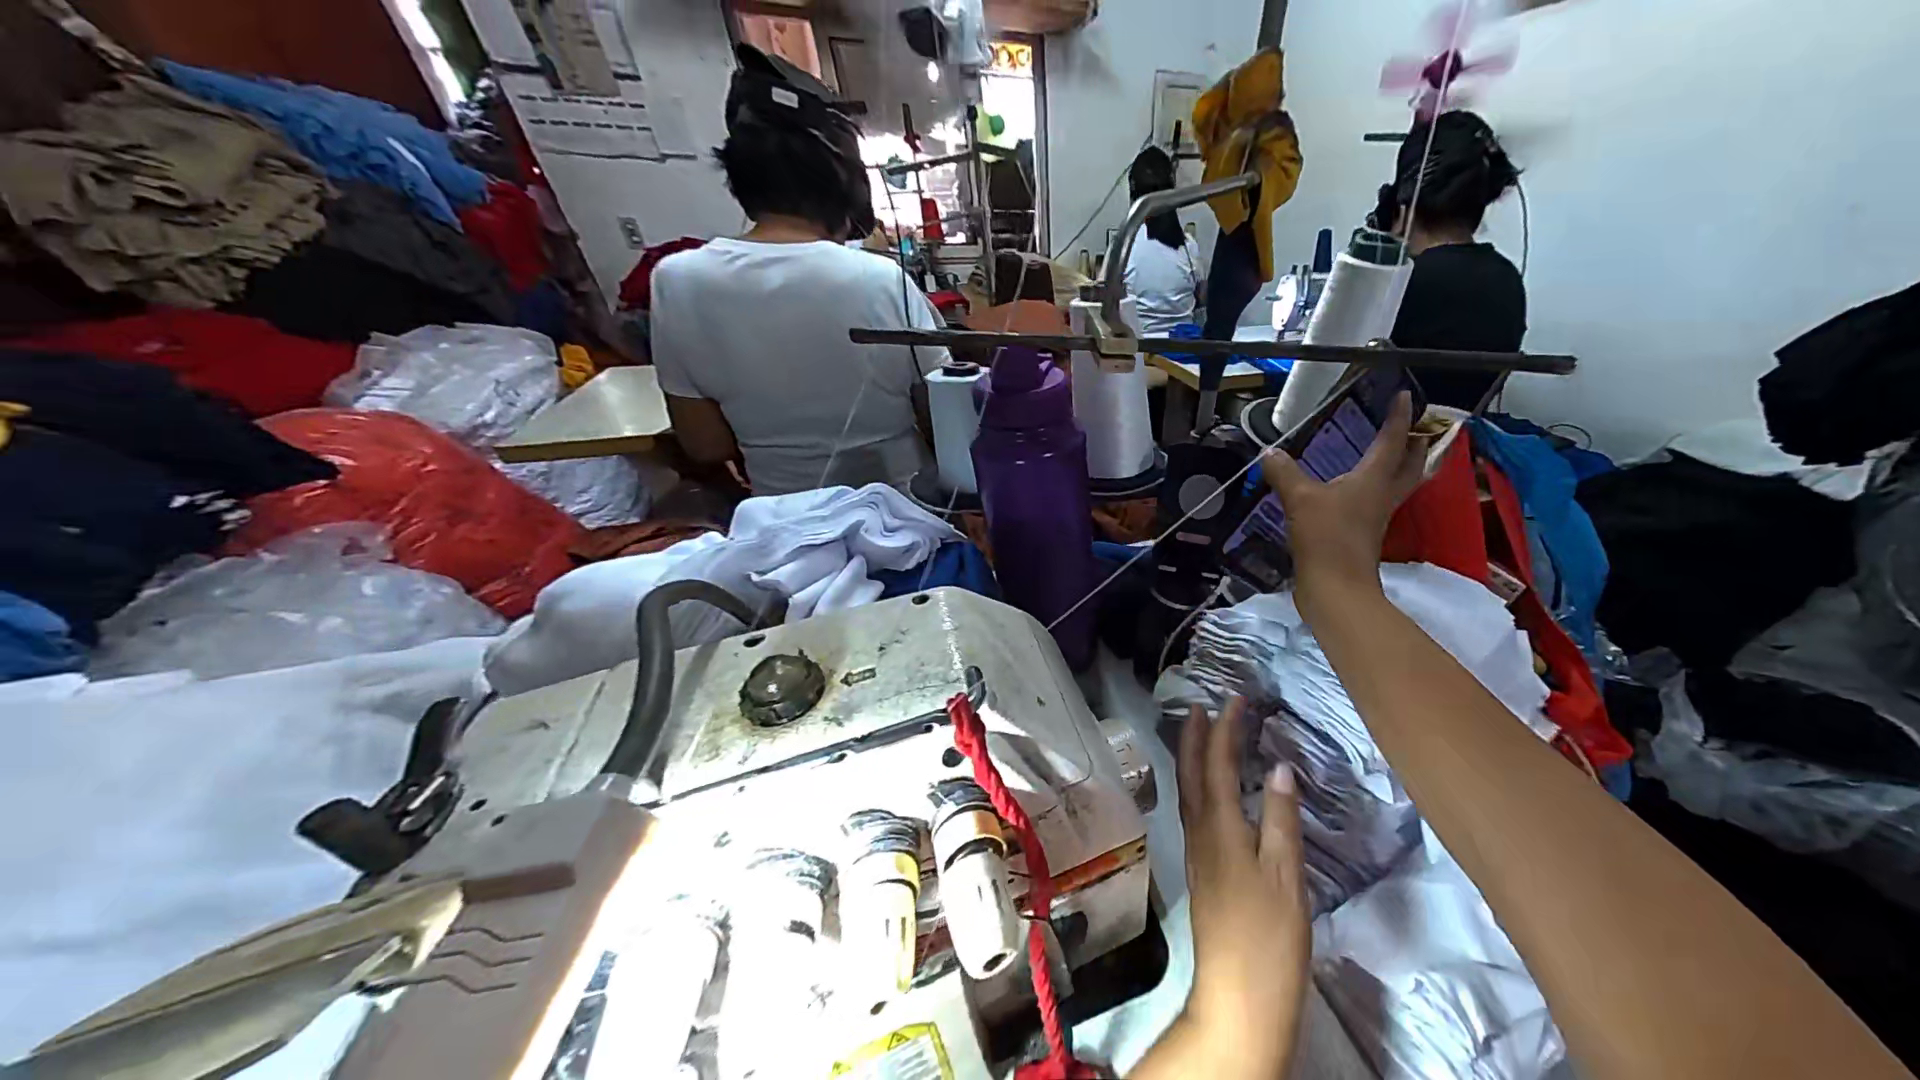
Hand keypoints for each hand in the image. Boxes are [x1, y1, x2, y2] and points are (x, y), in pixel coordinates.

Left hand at [1176, 695, 1308, 1065]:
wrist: (1238, 996)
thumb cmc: (1269, 937)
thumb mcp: (1286, 875)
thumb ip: (1281, 819)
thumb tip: (1278, 767)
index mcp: (1219, 826)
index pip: (1218, 764)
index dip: (1225, 729)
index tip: (1235, 699)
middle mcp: (1199, 830)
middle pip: (1192, 772)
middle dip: (1196, 736)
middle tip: (1203, 705)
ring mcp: (1197, 850)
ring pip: (1189, 790)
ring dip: (1194, 757)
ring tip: (1203, 735)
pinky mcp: (1202, 869)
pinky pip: (1195, 810)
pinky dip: (1200, 785)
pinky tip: (1212, 790)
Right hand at [1259, 390, 1429, 596]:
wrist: (1335, 586)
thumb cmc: (1326, 537)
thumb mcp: (1299, 499)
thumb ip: (1284, 473)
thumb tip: (1269, 453)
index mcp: (1374, 479)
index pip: (1392, 440)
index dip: (1398, 417)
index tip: (1404, 396)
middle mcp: (1383, 494)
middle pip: (1410, 463)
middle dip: (1414, 442)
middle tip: (1412, 425)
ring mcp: (1376, 516)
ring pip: (1399, 482)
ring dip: (1401, 465)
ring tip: (1394, 451)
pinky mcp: (1364, 533)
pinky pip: (1378, 500)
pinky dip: (1376, 486)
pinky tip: (1357, 488)